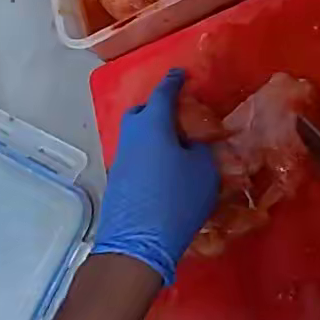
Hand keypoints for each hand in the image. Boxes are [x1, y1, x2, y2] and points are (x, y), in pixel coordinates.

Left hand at [90, 69, 219, 283]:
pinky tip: (163, 170)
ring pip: (136, 135)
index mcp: (153, 123)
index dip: (174, 81)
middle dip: (157, 108)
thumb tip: (193, 143)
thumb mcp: (202, 170)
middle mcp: (132, 134)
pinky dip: (148, 155)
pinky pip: (135, 156)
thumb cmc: (175, 198)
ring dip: (152, 134)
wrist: (136, 245)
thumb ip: (201, 148)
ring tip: (174, 146)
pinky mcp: (117, 180)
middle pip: (142, 112)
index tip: (180, 73)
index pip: (164, 92)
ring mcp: (120, 158)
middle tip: (177, 115)